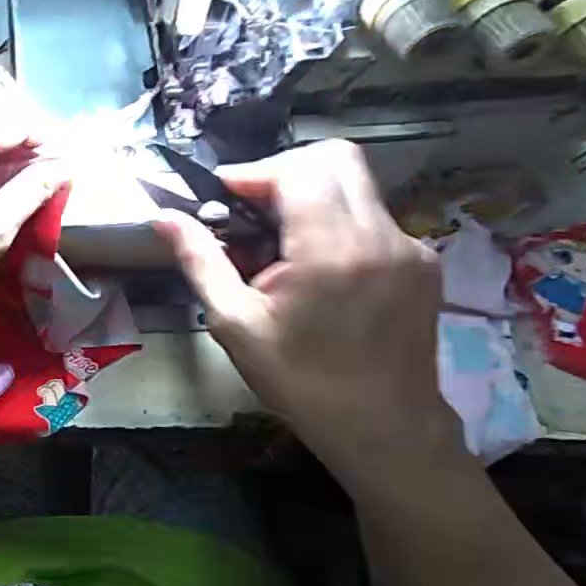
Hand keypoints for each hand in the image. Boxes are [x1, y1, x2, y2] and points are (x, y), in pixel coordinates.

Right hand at [152, 140, 461, 488]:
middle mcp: (380, 236)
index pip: (298, 170)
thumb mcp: (236, 325)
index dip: (253, 172)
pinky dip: (336, 220)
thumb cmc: (301, 381)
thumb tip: (163, 218)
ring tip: (279, 241)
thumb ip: (200, 261)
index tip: (223, 197)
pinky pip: (372, 215)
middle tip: (249, 209)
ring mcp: (410, 246)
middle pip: (335, 158)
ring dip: (309, 195)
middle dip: (282, 172)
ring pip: (356, 183)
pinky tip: (316, 265)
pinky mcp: (422, 260)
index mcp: (331, 251)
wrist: (384, 428)